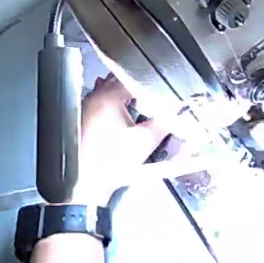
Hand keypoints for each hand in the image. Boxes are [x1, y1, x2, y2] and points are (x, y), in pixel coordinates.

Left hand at [70, 76, 167, 204]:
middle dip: (139, 84)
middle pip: (120, 81)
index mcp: (109, 97)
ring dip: (126, 92)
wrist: (85, 184)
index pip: (135, 77)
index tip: (166, 86)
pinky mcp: (84, 120)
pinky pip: (102, 101)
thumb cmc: (112, 162)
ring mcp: (86, 108)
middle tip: (156, 91)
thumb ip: (166, 122)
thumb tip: (179, 111)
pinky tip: (124, 109)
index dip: (153, 82)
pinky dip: (115, 102)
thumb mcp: (146, 140)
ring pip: (109, 89)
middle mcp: (95, 97)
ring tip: (143, 98)